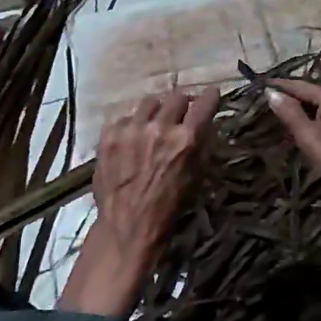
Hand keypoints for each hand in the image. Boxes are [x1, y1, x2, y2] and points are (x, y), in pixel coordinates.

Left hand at [61, 87, 219, 318]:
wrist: (127, 225)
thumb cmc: (169, 206)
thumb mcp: (197, 176)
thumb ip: (201, 145)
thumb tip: (204, 122)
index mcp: (186, 140)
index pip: (204, 103)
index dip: (210, 97)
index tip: (211, 95)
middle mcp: (160, 128)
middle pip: (177, 97)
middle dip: (182, 105)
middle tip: (180, 115)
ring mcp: (131, 130)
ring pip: (150, 101)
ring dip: (156, 111)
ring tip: (153, 124)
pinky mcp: (109, 135)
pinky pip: (125, 117)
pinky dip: (132, 124)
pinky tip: (132, 138)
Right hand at [265, 79, 320, 202]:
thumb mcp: (307, 135)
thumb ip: (289, 112)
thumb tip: (272, 93)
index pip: (302, 86)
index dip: (282, 86)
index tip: (264, 84)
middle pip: (313, 94)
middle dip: (293, 97)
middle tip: (271, 98)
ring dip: (304, 108)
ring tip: (284, 110)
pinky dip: (315, 117)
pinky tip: (304, 124)